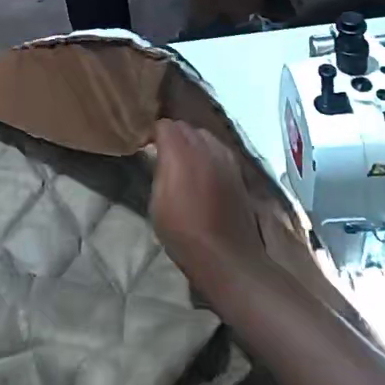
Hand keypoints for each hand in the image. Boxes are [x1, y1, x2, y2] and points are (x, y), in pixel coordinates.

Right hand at [149, 119, 265, 285]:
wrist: (227, 258)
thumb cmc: (183, 233)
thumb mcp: (156, 202)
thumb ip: (158, 171)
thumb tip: (158, 155)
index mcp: (180, 153)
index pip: (164, 125)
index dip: (153, 134)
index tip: (146, 146)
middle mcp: (204, 149)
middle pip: (185, 127)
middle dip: (172, 135)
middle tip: (163, 153)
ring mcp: (225, 159)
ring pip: (204, 135)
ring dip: (192, 142)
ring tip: (185, 160)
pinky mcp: (238, 172)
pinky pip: (219, 149)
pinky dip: (209, 152)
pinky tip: (205, 170)